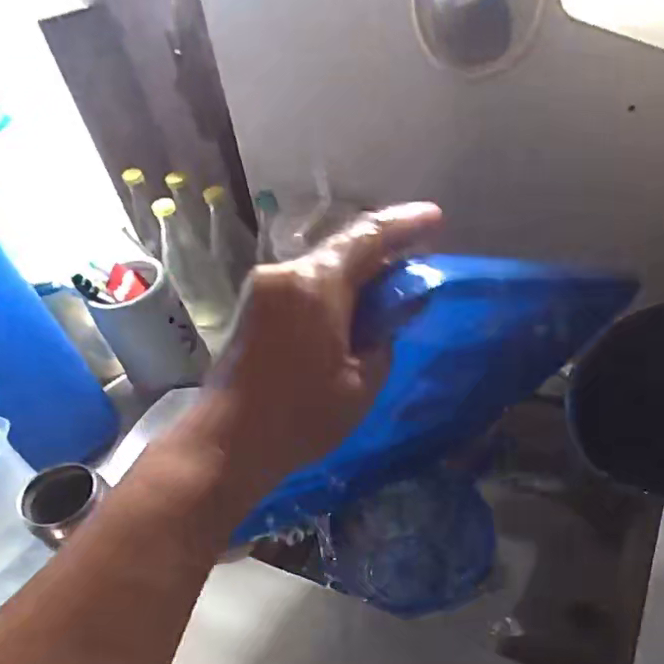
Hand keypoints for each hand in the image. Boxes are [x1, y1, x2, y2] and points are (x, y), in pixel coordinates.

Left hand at [187, 202, 444, 497]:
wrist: (227, 444)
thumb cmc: (300, 419)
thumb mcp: (360, 387)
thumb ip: (383, 340)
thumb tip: (391, 314)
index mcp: (315, 285)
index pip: (368, 237)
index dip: (406, 225)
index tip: (436, 219)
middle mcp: (284, 275)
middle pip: (341, 252)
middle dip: (380, 257)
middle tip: (412, 270)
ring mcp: (261, 291)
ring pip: (319, 272)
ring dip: (353, 281)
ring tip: (382, 301)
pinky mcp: (250, 311)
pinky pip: (300, 291)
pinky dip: (329, 297)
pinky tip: (346, 318)